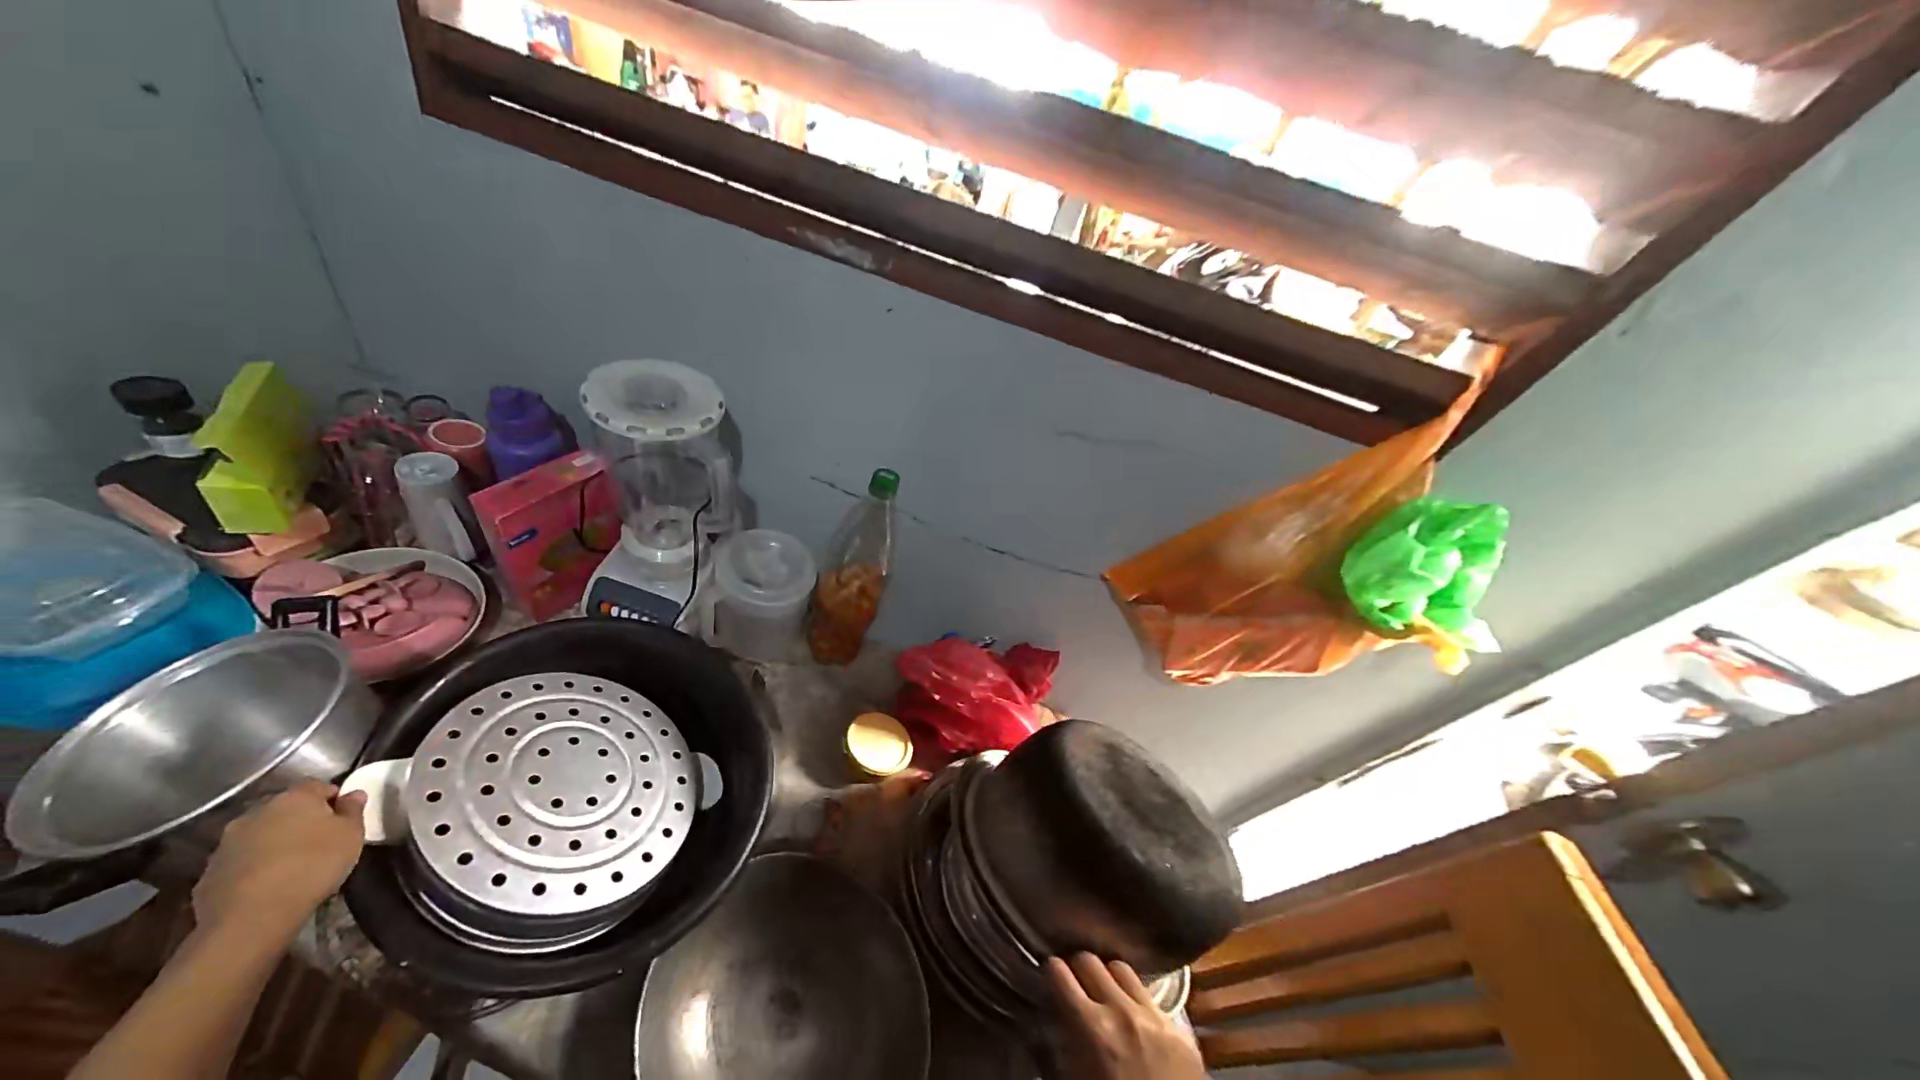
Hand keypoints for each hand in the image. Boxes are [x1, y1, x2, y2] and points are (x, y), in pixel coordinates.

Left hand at [191, 782, 366, 945]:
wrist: (250, 917)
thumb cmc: (312, 865)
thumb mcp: (351, 835)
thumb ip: (352, 811)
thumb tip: (353, 795)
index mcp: (293, 798)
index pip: (318, 786)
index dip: (334, 799)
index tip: (344, 818)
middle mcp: (256, 813)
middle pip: (284, 809)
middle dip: (300, 820)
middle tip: (319, 841)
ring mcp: (226, 843)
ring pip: (259, 835)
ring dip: (274, 843)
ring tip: (292, 865)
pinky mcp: (208, 873)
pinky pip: (240, 862)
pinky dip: (253, 867)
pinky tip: (267, 884)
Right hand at [1045, 953, 1204, 1079]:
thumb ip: (1052, 1054)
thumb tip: (1040, 1026)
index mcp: (1091, 1028)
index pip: (1059, 972)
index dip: (1050, 972)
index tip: (1049, 977)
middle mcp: (1121, 1012)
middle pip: (1089, 961)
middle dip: (1076, 968)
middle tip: (1073, 981)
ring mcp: (1153, 1017)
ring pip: (1121, 968)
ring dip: (1107, 976)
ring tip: (1103, 991)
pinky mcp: (1179, 1030)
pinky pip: (1150, 995)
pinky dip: (1135, 997)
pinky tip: (1131, 1014)